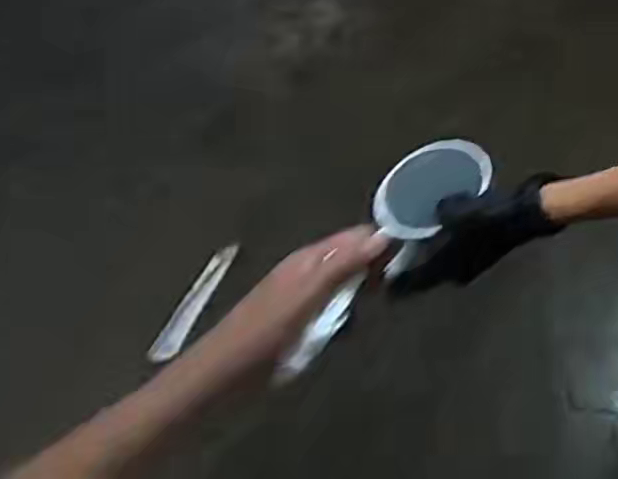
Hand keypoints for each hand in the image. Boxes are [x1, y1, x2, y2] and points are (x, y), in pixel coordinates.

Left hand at [175, 226, 388, 386]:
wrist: (212, 383)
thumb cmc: (262, 334)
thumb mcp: (307, 295)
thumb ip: (346, 263)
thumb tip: (388, 233)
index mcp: (310, 256)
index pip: (361, 234)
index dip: (384, 240)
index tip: (405, 257)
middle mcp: (309, 268)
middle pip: (357, 254)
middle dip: (376, 265)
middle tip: (387, 285)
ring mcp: (303, 293)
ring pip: (348, 279)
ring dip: (363, 289)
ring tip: (371, 304)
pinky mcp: (300, 316)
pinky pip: (336, 302)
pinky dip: (347, 307)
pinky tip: (349, 320)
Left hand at [388, 172, 563, 295]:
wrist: (531, 214)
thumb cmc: (491, 216)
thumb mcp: (457, 209)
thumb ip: (437, 212)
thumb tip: (429, 209)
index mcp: (440, 268)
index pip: (402, 286)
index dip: (385, 276)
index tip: (374, 263)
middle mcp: (453, 275)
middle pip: (421, 275)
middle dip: (409, 261)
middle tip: (397, 242)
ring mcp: (472, 266)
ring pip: (440, 265)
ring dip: (430, 253)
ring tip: (422, 232)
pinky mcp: (486, 254)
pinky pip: (457, 255)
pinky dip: (449, 245)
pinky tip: (451, 228)